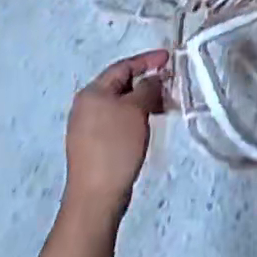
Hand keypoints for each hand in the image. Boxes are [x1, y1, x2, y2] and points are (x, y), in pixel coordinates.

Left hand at [63, 49, 168, 217]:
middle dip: (147, 82)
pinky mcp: (94, 144)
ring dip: (142, 101)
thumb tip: (154, 79)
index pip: (123, 66)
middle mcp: (86, 105)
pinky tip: (148, 124)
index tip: (168, 58)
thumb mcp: (136, 110)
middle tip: (170, 85)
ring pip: (120, 103)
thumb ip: (147, 88)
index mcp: (92, 91)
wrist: (96, 197)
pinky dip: (134, 116)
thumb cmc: (115, 146)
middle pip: (121, 84)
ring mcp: (87, 126)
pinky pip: (117, 120)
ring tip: (164, 106)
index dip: (147, 60)